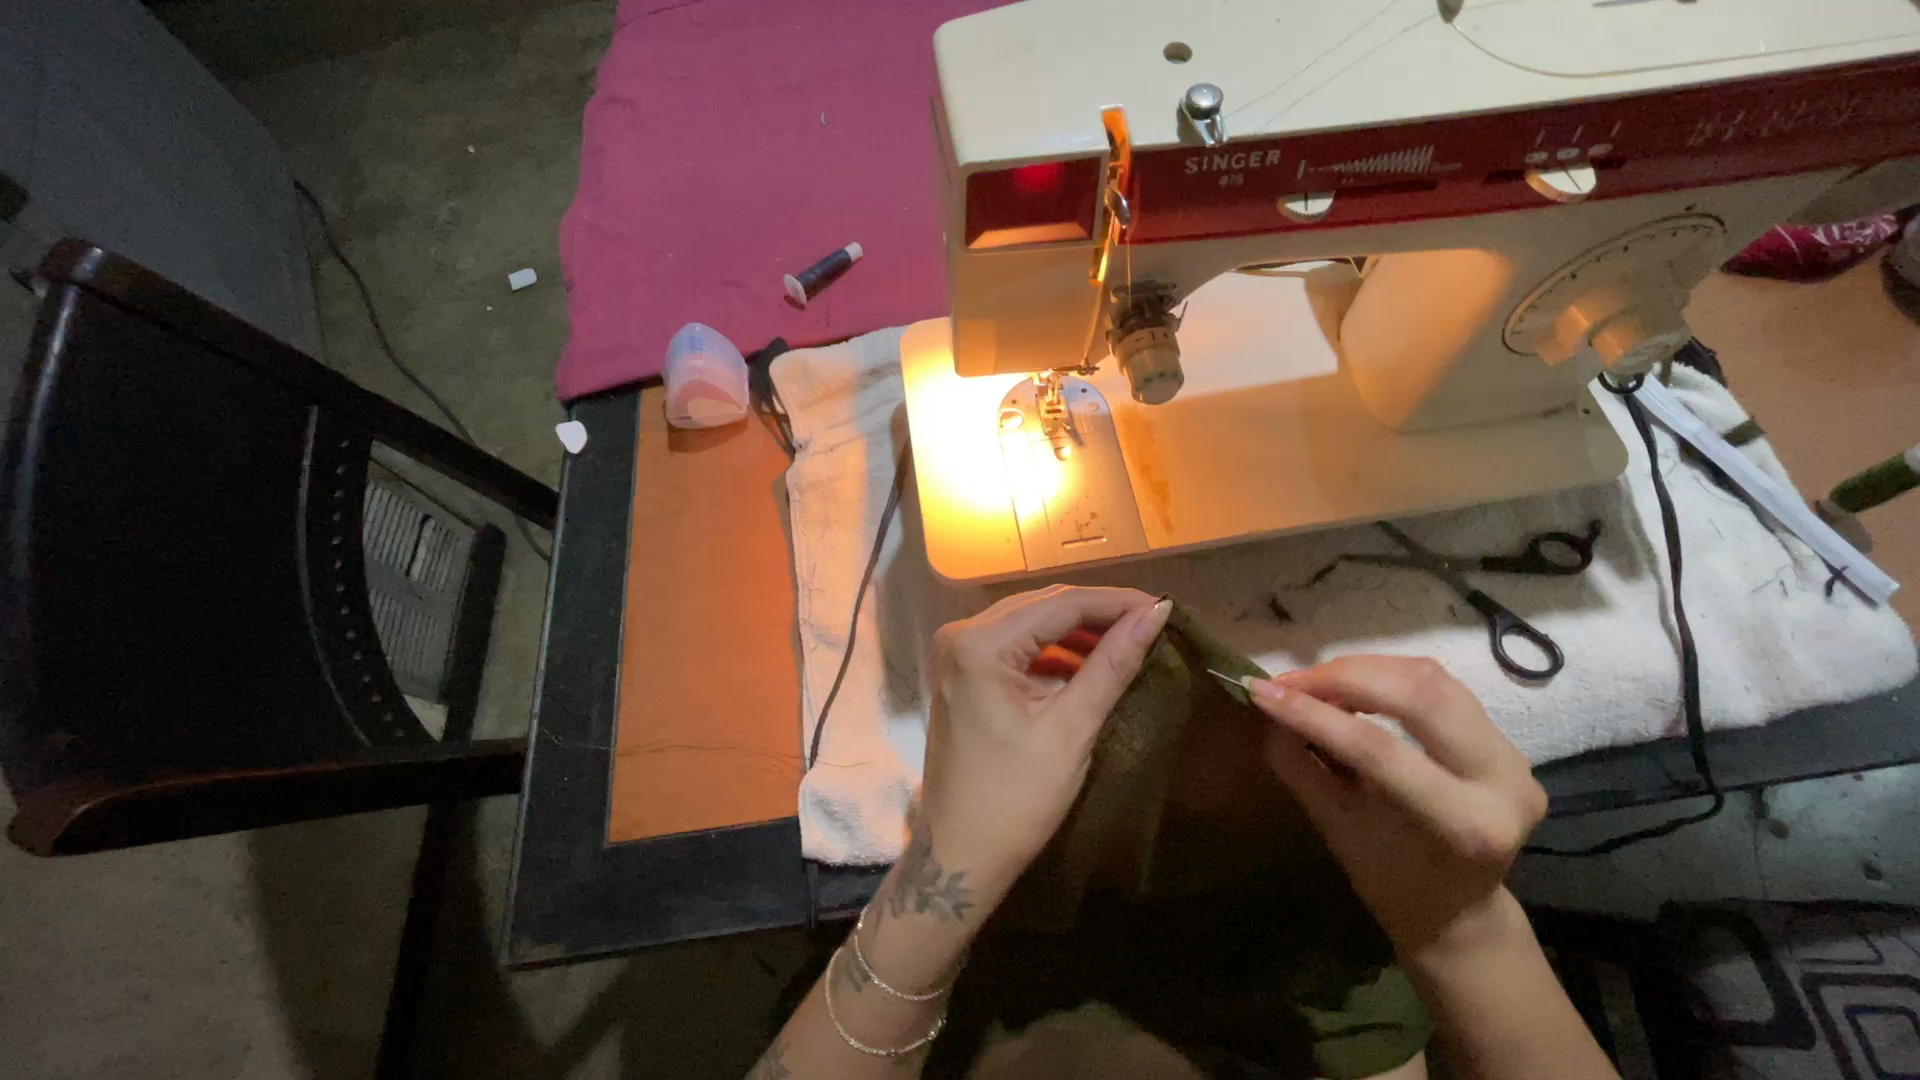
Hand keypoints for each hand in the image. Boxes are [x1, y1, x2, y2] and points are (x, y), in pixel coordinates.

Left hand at [917, 586, 1171, 899]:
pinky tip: (1089, 662)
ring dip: (1077, 630)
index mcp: (979, 643)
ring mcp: (956, 652)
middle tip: (1152, 622)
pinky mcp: (963, 672)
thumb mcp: (1071, 729)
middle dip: (1098, 612)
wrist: (960, 852)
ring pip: (1030, 622)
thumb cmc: (1016, 799)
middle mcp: (961, 634)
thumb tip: (1155, 613)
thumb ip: (1112, 665)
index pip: (1060, 603)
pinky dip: (1053, 651)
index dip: (1116, 601)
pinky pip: (1015, 645)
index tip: (1164, 607)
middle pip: (1042, 606)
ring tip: (1129, 639)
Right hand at [1249, 657, 1546, 964]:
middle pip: (1420, 695)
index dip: (1314, 714)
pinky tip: (1351, 686)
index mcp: (1463, 824)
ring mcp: (1515, 756)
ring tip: (1316, 683)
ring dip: (1364, 669)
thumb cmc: (1388, 878)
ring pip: (1432, 679)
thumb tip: (1267, 704)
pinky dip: (1386, 675)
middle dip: (1344, 676)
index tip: (1260, 691)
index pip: (1378, 749)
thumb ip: (1300, 762)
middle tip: (1290, 681)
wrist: (1455, 909)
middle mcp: (1503, 782)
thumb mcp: (1334, 826)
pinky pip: (1441, 685)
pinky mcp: (1507, 740)